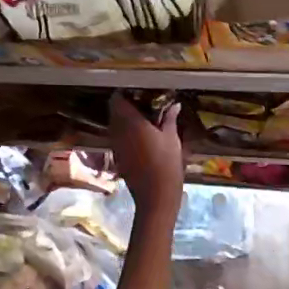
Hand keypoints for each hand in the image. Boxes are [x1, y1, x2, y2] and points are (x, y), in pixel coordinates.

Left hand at [107, 93, 182, 215]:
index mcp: (130, 122)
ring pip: (115, 123)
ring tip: (145, 116)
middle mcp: (118, 131)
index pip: (117, 98)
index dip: (126, 92)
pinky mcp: (117, 155)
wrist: (155, 197)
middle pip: (114, 109)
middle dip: (127, 103)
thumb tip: (174, 104)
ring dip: (126, 117)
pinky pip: (118, 135)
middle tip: (146, 102)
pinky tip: (142, 133)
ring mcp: (115, 144)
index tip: (141, 90)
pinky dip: (126, 130)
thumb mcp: (172, 139)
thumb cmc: (166, 165)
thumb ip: (169, 119)